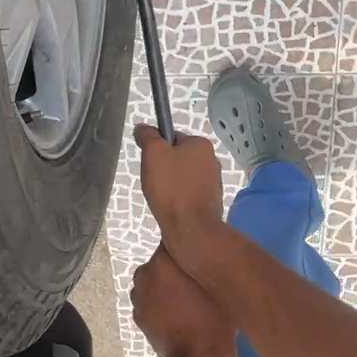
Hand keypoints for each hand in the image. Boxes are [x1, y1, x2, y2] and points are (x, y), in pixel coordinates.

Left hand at [131, 246, 234, 356]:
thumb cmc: (214, 317)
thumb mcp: (214, 281)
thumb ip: (199, 261)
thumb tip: (197, 252)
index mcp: (163, 260)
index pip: (171, 241)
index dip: (185, 247)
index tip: (197, 255)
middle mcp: (145, 273)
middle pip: (159, 262)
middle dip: (173, 268)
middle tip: (194, 281)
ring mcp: (138, 296)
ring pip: (152, 283)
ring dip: (163, 287)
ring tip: (185, 301)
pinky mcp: (137, 316)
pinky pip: (149, 302)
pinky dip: (158, 305)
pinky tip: (176, 316)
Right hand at [133, 125, 223, 246]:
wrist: (190, 228)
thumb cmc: (171, 188)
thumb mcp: (153, 154)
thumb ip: (148, 136)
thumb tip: (142, 128)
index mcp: (202, 144)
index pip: (172, 137)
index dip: (156, 149)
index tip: (149, 163)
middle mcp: (212, 160)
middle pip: (178, 157)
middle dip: (163, 168)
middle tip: (153, 181)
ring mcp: (214, 182)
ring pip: (182, 176)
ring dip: (171, 184)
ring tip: (161, 197)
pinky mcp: (211, 201)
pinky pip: (188, 193)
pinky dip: (178, 198)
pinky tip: (171, 207)